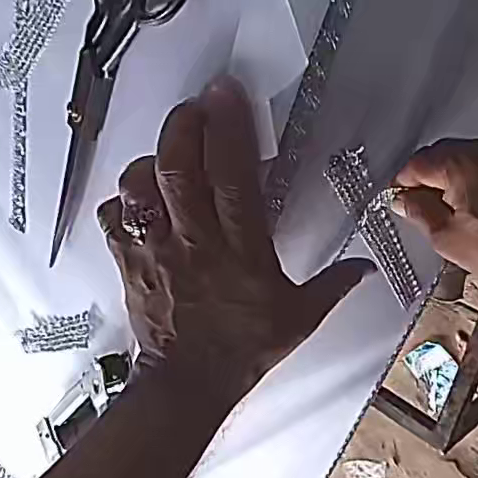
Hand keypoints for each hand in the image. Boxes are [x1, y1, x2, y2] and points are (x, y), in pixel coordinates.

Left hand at [99, 78, 373, 405]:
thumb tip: (363, 270)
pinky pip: (114, 218)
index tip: (228, 95)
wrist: (190, 383)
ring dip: (152, 160)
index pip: (232, 175)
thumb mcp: (298, 319)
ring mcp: (157, 252)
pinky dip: (123, 200)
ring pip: (140, 186)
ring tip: (168, 155)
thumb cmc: (242, 350)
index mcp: (240, 250)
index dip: (228, 128)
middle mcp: (194, 243)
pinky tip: (140, 200)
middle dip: (185, 126)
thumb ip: (333, 287)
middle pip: (178, 166)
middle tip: (197, 108)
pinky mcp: (130, 264)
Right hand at [389, 138, 477, 303]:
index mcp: (460, 163)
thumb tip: (403, 200)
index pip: (417, 163)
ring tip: (453, 209)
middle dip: (428, 178)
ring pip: (468, 156)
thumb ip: (418, 212)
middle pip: (442, 154)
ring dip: (454, 176)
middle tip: (422, 205)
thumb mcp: (445, 237)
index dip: (402, 182)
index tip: (398, 197)